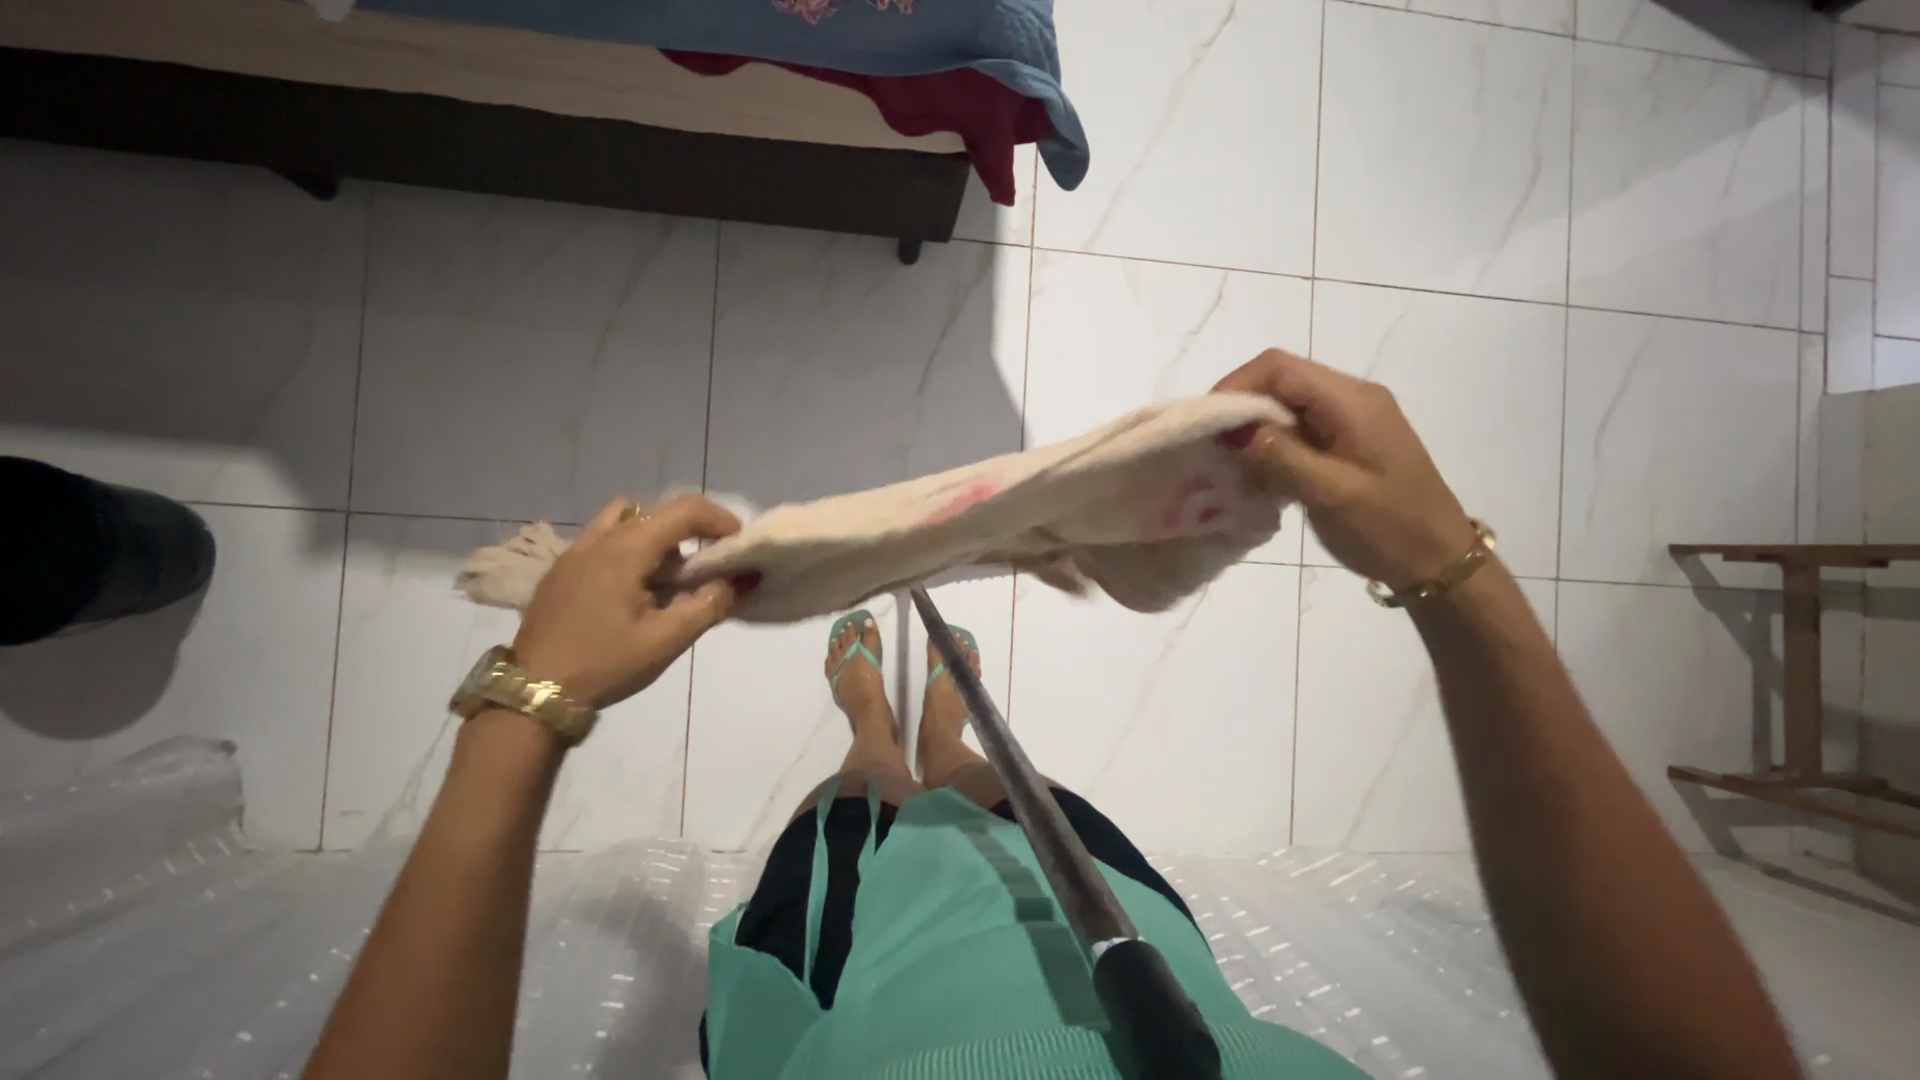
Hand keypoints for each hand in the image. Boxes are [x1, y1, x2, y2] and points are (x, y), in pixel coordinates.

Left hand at [512, 495, 754, 708]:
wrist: (534, 694)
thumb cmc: (605, 665)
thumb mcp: (667, 639)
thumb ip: (711, 603)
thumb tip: (747, 577)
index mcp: (625, 550)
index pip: (684, 510)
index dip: (720, 519)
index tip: (738, 546)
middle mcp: (598, 539)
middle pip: (656, 511)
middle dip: (692, 529)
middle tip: (710, 565)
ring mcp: (574, 552)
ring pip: (625, 519)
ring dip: (657, 534)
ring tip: (670, 574)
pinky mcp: (562, 570)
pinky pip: (604, 539)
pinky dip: (631, 548)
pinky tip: (635, 590)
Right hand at [1213, 348, 1476, 589]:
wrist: (1439, 561)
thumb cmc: (1388, 528)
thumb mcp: (1330, 493)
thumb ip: (1280, 455)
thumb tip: (1233, 428)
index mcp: (1352, 401)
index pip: (1279, 367)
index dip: (1235, 386)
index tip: (1205, 425)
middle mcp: (1352, 398)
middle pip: (1280, 380)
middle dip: (1240, 409)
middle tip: (1210, 448)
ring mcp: (1351, 419)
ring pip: (1285, 405)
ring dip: (1253, 430)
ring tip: (1227, 465)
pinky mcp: (1346, 441)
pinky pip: (1298, 428)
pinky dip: (1270, 446)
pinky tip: (1256, 476)